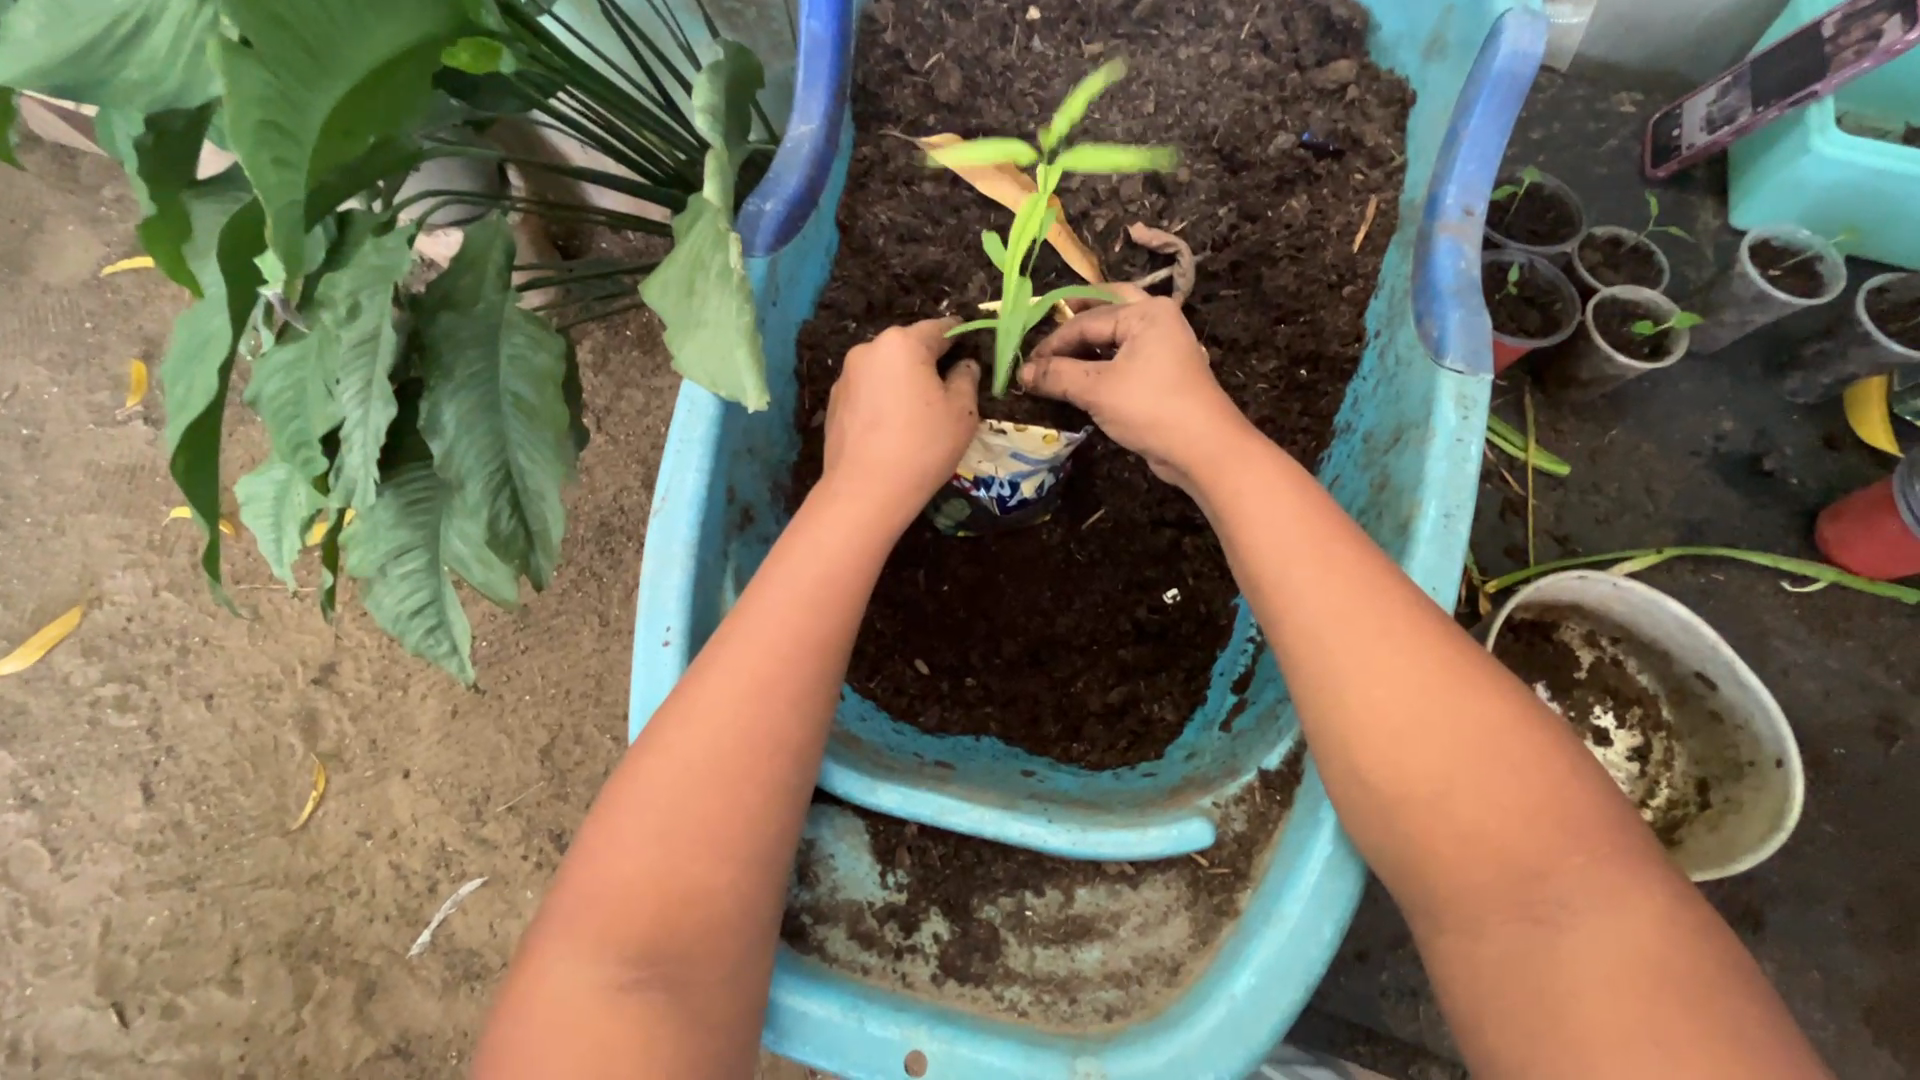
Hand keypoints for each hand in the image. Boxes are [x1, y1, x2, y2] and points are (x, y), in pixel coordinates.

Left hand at [821, 317, 979, 524]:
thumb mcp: (961, 412)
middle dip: (928, 362)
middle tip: (948, 389)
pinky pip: (868, 392)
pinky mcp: (835, 403)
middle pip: (908, 347)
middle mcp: (869, 350)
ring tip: (919, 414)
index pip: (940, 328)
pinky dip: (883, 401)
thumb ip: (966, 379)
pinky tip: (893, 428)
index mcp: (902, 343)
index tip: (971, 347)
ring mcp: (846, 376)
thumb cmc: (923, 446)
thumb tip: (964, 365)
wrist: (866, 491)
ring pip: (886, 370)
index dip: (960, 336)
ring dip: (903, 382)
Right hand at [1021, 291, 1257, 491]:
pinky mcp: (1162, 374)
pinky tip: (1079, 377)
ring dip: (1085, 346)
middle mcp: (1157, 321)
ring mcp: (1163, 347)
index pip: (1086, 320)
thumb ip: (1057, 376)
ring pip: (1115, 336)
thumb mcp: (1097, 390)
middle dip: (1072, 323)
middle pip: (1105, 311)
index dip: (1052, 343)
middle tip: (1041, 333)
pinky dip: (1100, 363)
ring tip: (1055, 359)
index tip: (1025, 365)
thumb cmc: (1151, 409)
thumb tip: (1022, 373)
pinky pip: (1124, 358)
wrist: (1203, 449)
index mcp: (1146, 313)